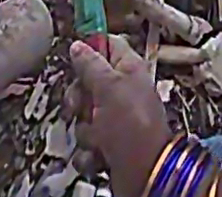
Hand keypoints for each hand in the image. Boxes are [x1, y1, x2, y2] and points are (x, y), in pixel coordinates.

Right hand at [70, 36, 172, 196]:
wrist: (147, 177)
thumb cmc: (131, 125)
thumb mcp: (108, 87)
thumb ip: (90, 64)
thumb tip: (77, 45)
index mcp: (128, 68)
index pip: (107, 44)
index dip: (90, 47)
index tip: (74, 57)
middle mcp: (122, 90)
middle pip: (88, 80)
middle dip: (78, 96)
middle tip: (79, 106)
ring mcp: (115, 119)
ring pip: (84, 112)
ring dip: (85, 127)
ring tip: (96, 138)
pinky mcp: (109, 144)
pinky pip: (88, 140)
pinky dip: (89, 150)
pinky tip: (97, 155)